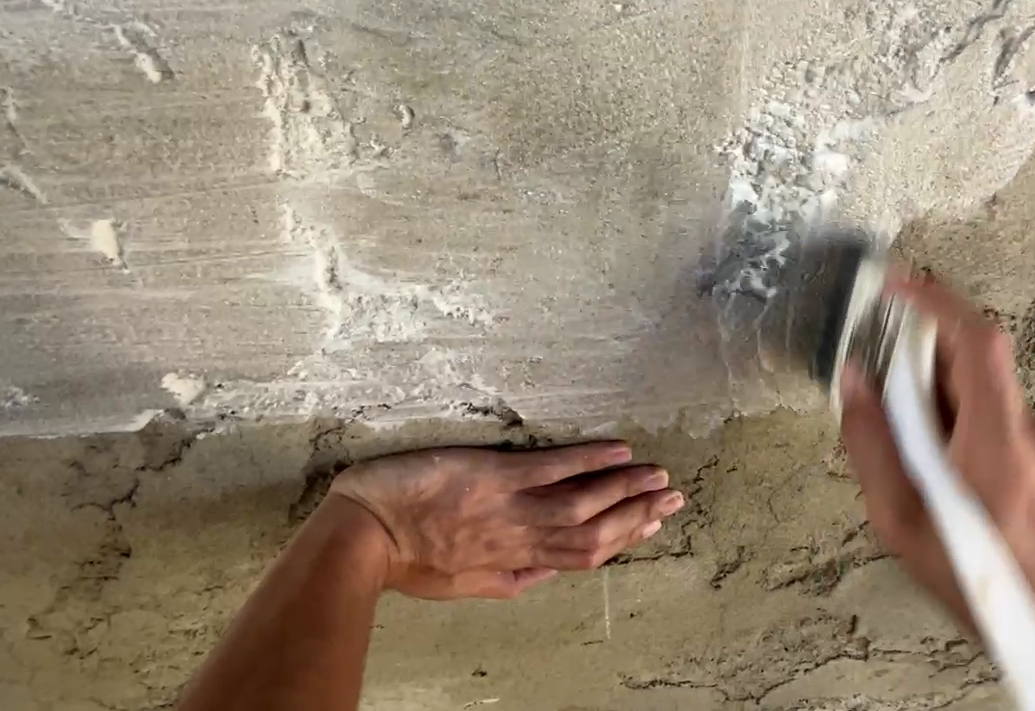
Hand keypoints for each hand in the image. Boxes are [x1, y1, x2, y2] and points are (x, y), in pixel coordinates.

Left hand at [328, 442, 683, 599]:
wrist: (360, 536)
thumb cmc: (406, 560)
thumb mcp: (461, 585)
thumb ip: (508, 578)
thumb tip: (544, 572)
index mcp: (514, 565)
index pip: (581, 556)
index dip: (622, 542)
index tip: (651, 527)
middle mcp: (521, 538)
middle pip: (593, 532)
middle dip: (638, 516)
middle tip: (674, 498)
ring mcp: (511, 507)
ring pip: (583, 503)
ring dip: (625, 490)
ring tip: (659, 475)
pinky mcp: (496, 476)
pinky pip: (551, 468)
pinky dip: (588, 460)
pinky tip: (617, 450)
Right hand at [838, 274, 1034, 651]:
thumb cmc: (976, 580)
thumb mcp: (899, 521)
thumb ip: (871, 442)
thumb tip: (855, 376)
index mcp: (996, 443)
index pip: (977, 342)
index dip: (937, 302)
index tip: (897, 285)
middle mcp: (1034, 431)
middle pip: (974, 365)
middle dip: (924, 364)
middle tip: (888, 394)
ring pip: (985, 394)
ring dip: (944, 403)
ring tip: (921, 459)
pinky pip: (1001, 416)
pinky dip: (967, 423)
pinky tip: (954, 476)